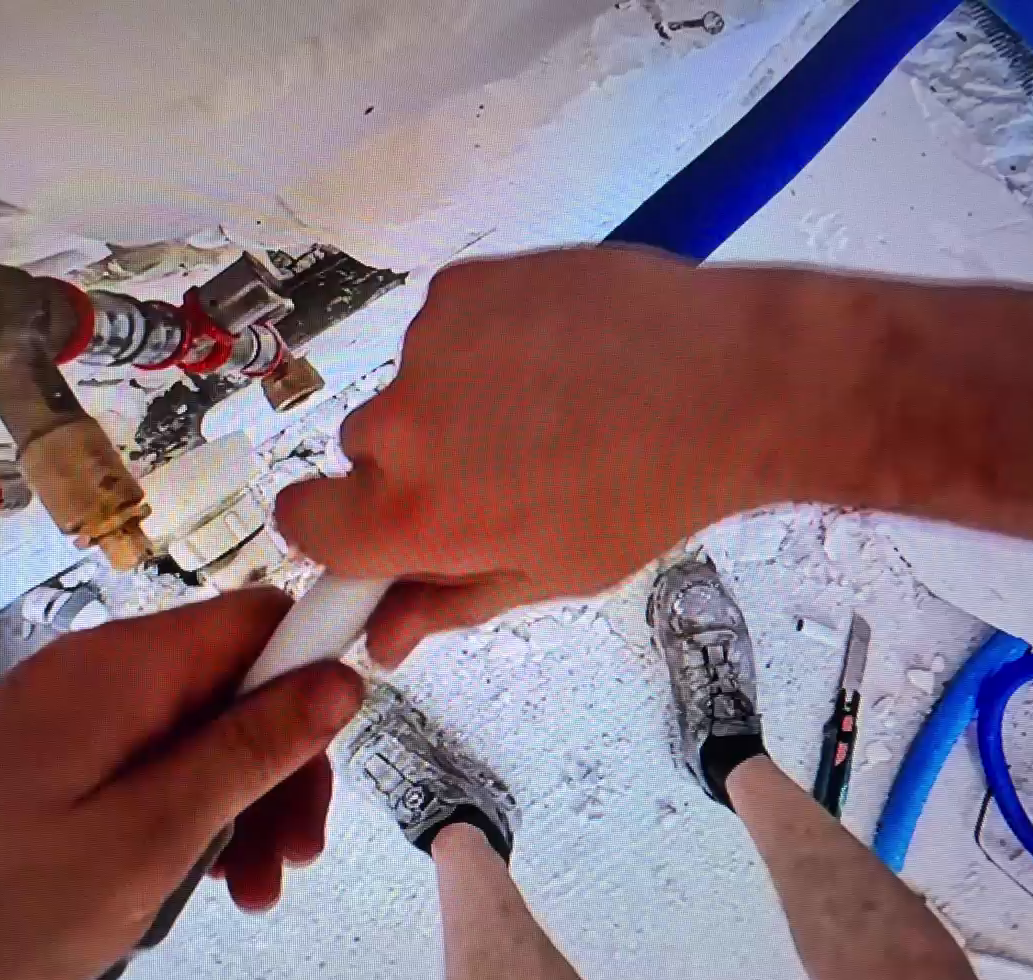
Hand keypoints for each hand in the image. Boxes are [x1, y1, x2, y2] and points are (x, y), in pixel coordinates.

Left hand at [0, 590, 362, 979]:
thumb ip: (246, 752)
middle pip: (236, 681)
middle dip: (281, 761)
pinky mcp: (52, 751)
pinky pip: (150, 759)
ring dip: (237, 798)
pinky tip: (176, 878)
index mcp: (129, 666)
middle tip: (287, 861)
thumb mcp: (140, 842)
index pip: (261, 616)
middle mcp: (106, 668)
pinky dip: (182, 810)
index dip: (320, 655)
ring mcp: (75, 710)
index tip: (347, 739)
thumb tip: (337, 678)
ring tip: (239, 889)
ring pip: (199, 728)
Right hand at [277, 247, 845, 664]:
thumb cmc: (648, 492)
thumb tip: (381, 639)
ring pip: (406, 388)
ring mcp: (428, 345)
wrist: (733, 377)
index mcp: (415, 514)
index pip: (299, 523)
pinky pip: (440, 331)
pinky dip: (475, 345)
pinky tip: (542, 354)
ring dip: (449, 402)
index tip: (370, 525)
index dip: (332, 529)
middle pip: (360, 452)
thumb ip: (446, 602)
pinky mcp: (459, 287)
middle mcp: (402, 426)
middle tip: (492, 463)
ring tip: (537, 404)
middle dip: (410, 465)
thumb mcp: (547, 573)